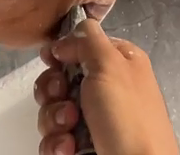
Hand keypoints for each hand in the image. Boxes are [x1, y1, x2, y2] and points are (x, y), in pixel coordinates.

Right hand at [34, 18, 178, 154]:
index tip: (51, 59)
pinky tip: (68, 149)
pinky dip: (56, 145)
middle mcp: (105, 89)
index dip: (63, 51)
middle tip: (63, 96)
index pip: (82, 46)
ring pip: (54, 110)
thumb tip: (68, 36)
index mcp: (119, 62)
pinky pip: (54, 140)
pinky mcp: (80, 148)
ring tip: (69, 129)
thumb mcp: (111, 65)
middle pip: (61, 78)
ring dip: (54, 119)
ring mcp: (92, 121)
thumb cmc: (127, 116)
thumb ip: (88, 40)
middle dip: (53, 89)